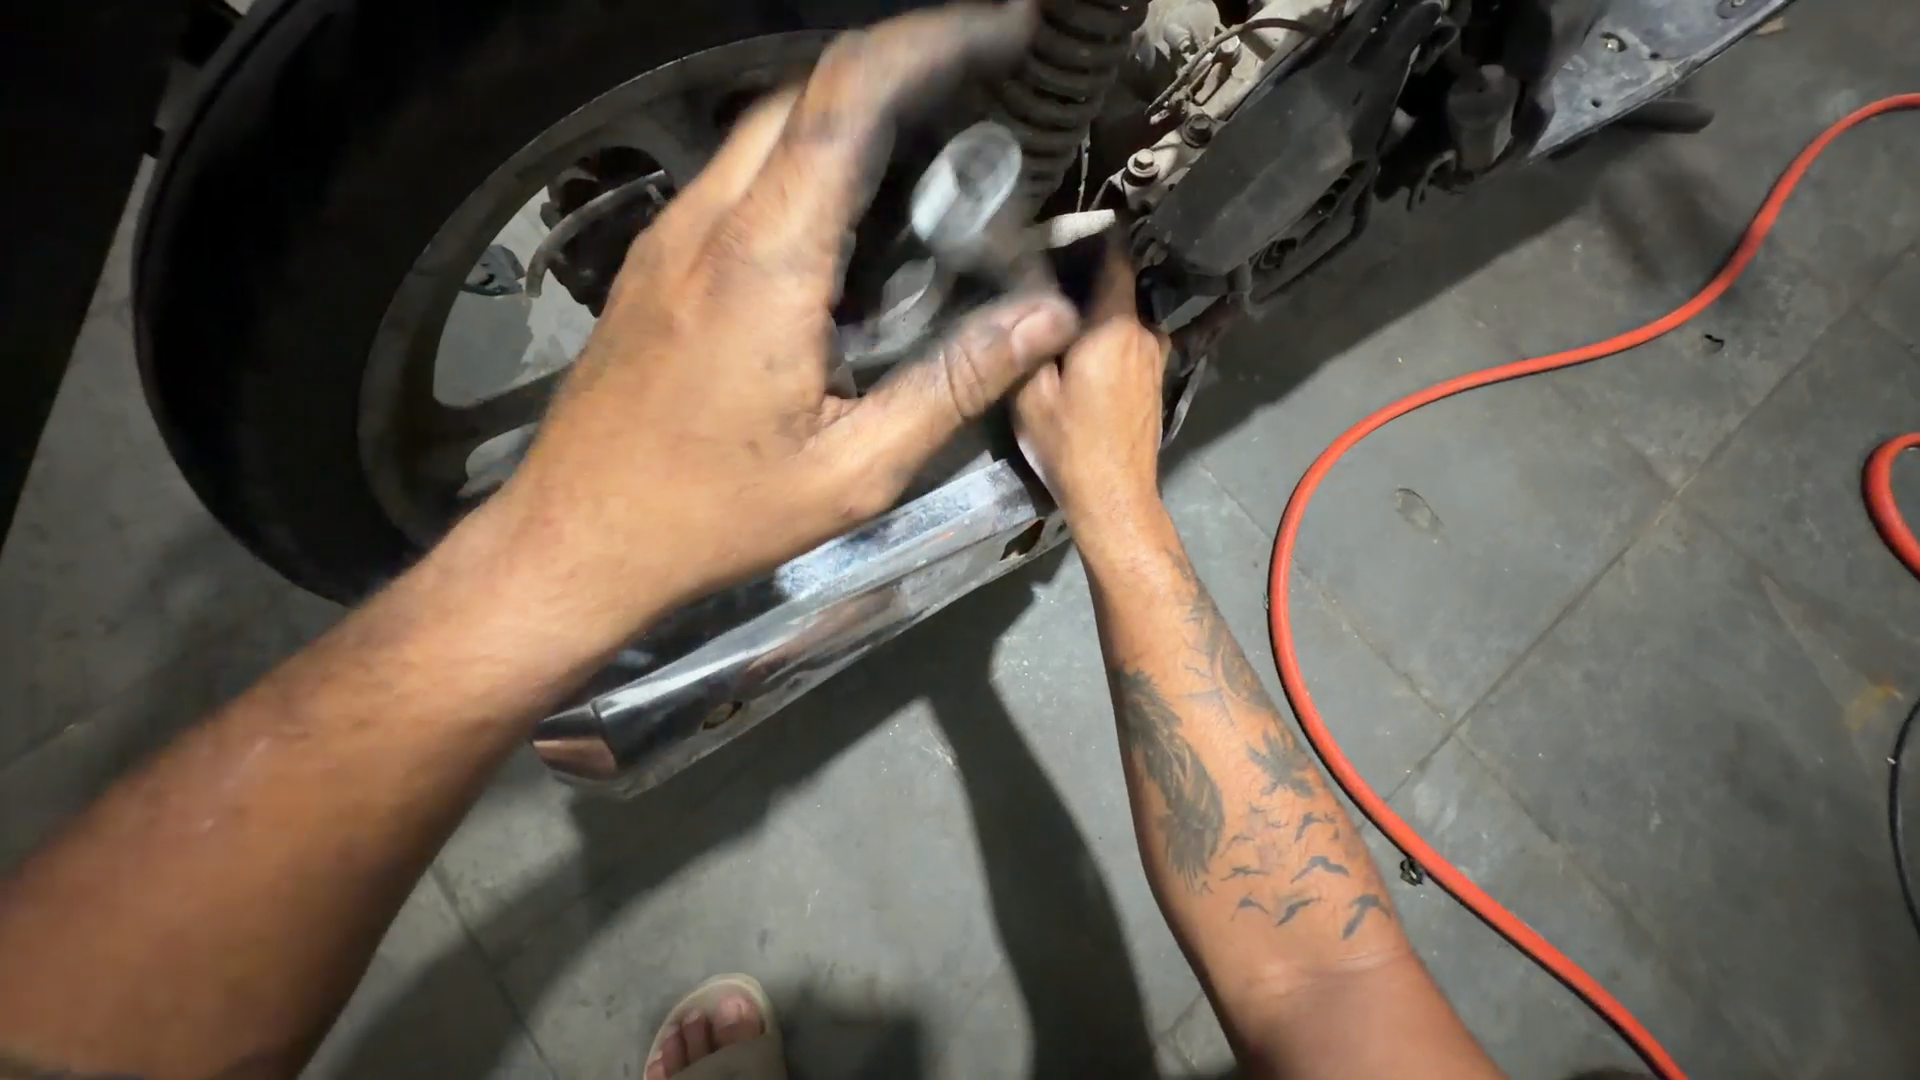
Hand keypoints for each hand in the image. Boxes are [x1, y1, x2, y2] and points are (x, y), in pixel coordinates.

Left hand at [478, 3, 1080, 640]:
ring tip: (934, 163)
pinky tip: (854, 232)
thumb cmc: (716, 514)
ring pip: (771, 131)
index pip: (849, 98)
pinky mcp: (658, 263)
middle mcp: (709, 223)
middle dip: (905, 70)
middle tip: (984, 103)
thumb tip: (1045, 319)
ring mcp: (672, 236)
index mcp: (764, 261)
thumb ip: (952, 384)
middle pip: (809, 93)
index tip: (1008, 32)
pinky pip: (743, 182)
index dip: (936, 41)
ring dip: (857, 123)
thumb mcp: (855, 469)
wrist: (582, 538)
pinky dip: (812, 172)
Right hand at [1012, 242, 1170, 537]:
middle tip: (1052, 279)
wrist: (1114, 497)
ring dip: (1102, 314)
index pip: (1115, 259)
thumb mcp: (1031, 395)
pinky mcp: (1157, 382)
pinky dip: (1114, 339)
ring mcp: (1157, 360)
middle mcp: (1145, 334)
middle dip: (1090, 280)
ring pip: (1127, 318)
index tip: (1070, 228)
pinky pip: (1133, 344)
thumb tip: (1031, 300)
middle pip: (1120, 288)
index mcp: (1114, 328)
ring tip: (1065, 320)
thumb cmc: (1069, 446)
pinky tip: (1088, 353)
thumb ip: (1030, 342)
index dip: (1094, 237)